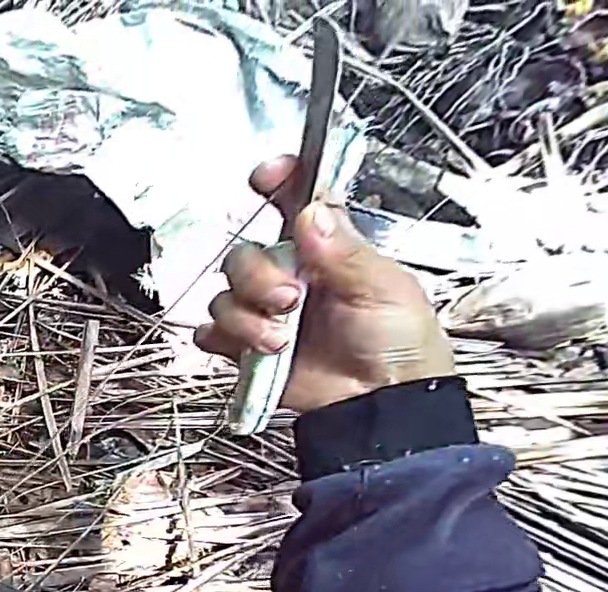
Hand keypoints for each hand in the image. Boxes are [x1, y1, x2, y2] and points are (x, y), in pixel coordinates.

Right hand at [193, 156, 454, 413]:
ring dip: (247, 319)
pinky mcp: (243, 347)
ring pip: (223, 298)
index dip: (279, 182)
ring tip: (279, 340)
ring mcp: (262, 313)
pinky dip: (223, 340)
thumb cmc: (396, 341)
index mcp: (325, 251)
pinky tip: (249, 348)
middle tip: (289, 300)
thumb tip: (312, 213)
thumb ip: (343, 251)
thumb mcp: (384, 286)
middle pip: (243, 256)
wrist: (375, 400)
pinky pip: (210, 334)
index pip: (295, 203)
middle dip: (258, 279)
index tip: (267, 176)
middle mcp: (288, 277)